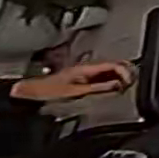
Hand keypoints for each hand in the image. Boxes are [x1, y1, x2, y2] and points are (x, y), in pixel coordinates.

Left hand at [12, 61, 134, 102]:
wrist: (28, 92)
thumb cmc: (48, 91)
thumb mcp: (75, 91)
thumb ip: (99, 87)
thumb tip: (120, 85)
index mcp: (87, 68)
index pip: (116, 65)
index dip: (126, 73)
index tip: (128, 83)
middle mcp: (89, 67)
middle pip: (118, 65)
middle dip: (127, 73)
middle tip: (131, 84)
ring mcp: (87, 71)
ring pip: (113, 70)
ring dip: (121, 77)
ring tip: (123, 87)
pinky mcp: (85, 77)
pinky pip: (106, 75)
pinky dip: (114, 80)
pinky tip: (113, 87)